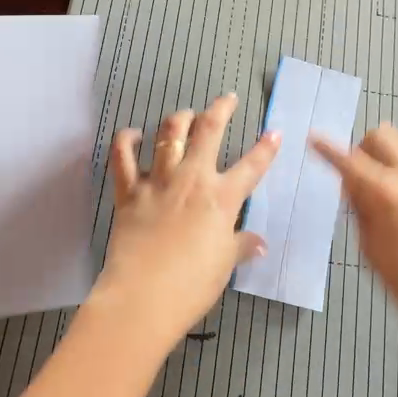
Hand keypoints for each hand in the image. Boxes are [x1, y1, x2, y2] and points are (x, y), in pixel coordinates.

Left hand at [94, 93, 278, 338]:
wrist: (143, 297)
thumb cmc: (192, 286)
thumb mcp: (224, 265)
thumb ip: (240, 246)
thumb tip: (259, 243)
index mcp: (221, 198)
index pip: (251, 167)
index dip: (266, 148)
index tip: (275, 132)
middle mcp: (192, 179)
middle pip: (208, 131)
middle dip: (220, 109)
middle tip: (227, 99)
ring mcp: (158, 181)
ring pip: (169, 134)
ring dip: (179, 119)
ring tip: (186, 115)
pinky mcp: (128, 191)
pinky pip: (123, 156)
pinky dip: (126, 140)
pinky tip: (133, 134)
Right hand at [313, 125, 397, 340]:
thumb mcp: (372, 250)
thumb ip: (361, 210)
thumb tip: (354, 185)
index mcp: (385, 191)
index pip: (347, 161)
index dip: (327, 149)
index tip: (313, 138)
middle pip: (379, 134)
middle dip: (365, 149)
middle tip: (363, 174)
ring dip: (393, 149)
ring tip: (392, 176)